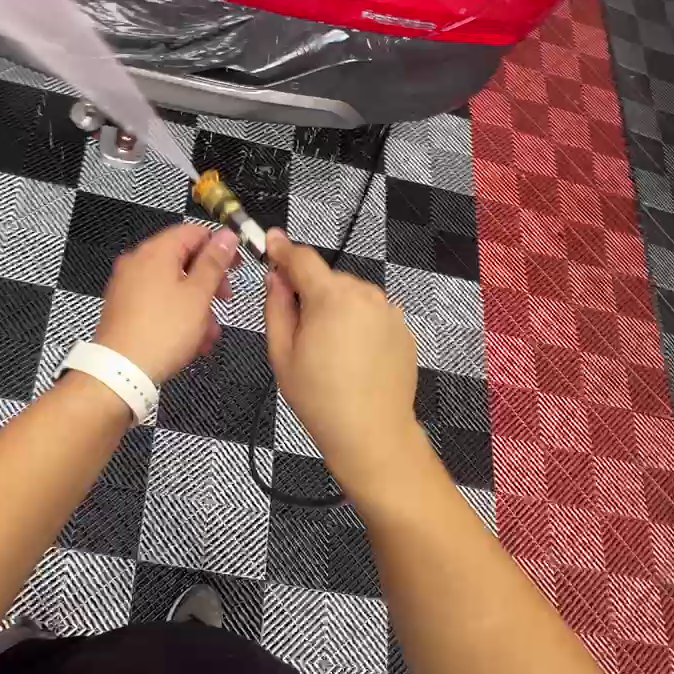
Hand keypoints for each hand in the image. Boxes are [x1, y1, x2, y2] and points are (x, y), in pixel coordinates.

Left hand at [93, 223, 238, 384]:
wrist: (122, 372)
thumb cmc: (160, 333)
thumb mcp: (198, 295)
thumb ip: (214, 262)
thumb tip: (226, 237)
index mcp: (155, 252)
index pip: (193, 232)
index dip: (219, 246)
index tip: (236, 264)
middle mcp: (137, 263)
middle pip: (182, 259)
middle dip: (209, 281)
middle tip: (225, 299)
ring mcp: (127, 286)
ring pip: (172, 285)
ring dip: (197, 304)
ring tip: (210, 332)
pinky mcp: (124, 308)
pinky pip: (158, 303)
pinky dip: (177, 315)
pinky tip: (191, 340)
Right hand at [263, 229, 419, 480]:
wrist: (372, 432)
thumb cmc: (319, 397)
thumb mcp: (281, 353)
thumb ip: (276, 307)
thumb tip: (275, 277)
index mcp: (331, 297)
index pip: (303, 259)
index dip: (283, 250)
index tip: (270, 242)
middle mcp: (365, 295)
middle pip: (328, 278)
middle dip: (310, 292)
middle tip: (298, 328)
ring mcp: (389, 311)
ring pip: (351, 295)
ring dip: (335, 307)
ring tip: (328, 348)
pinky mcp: (403, 328)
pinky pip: (371, 313)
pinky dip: (358, 323)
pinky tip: (351, 355)